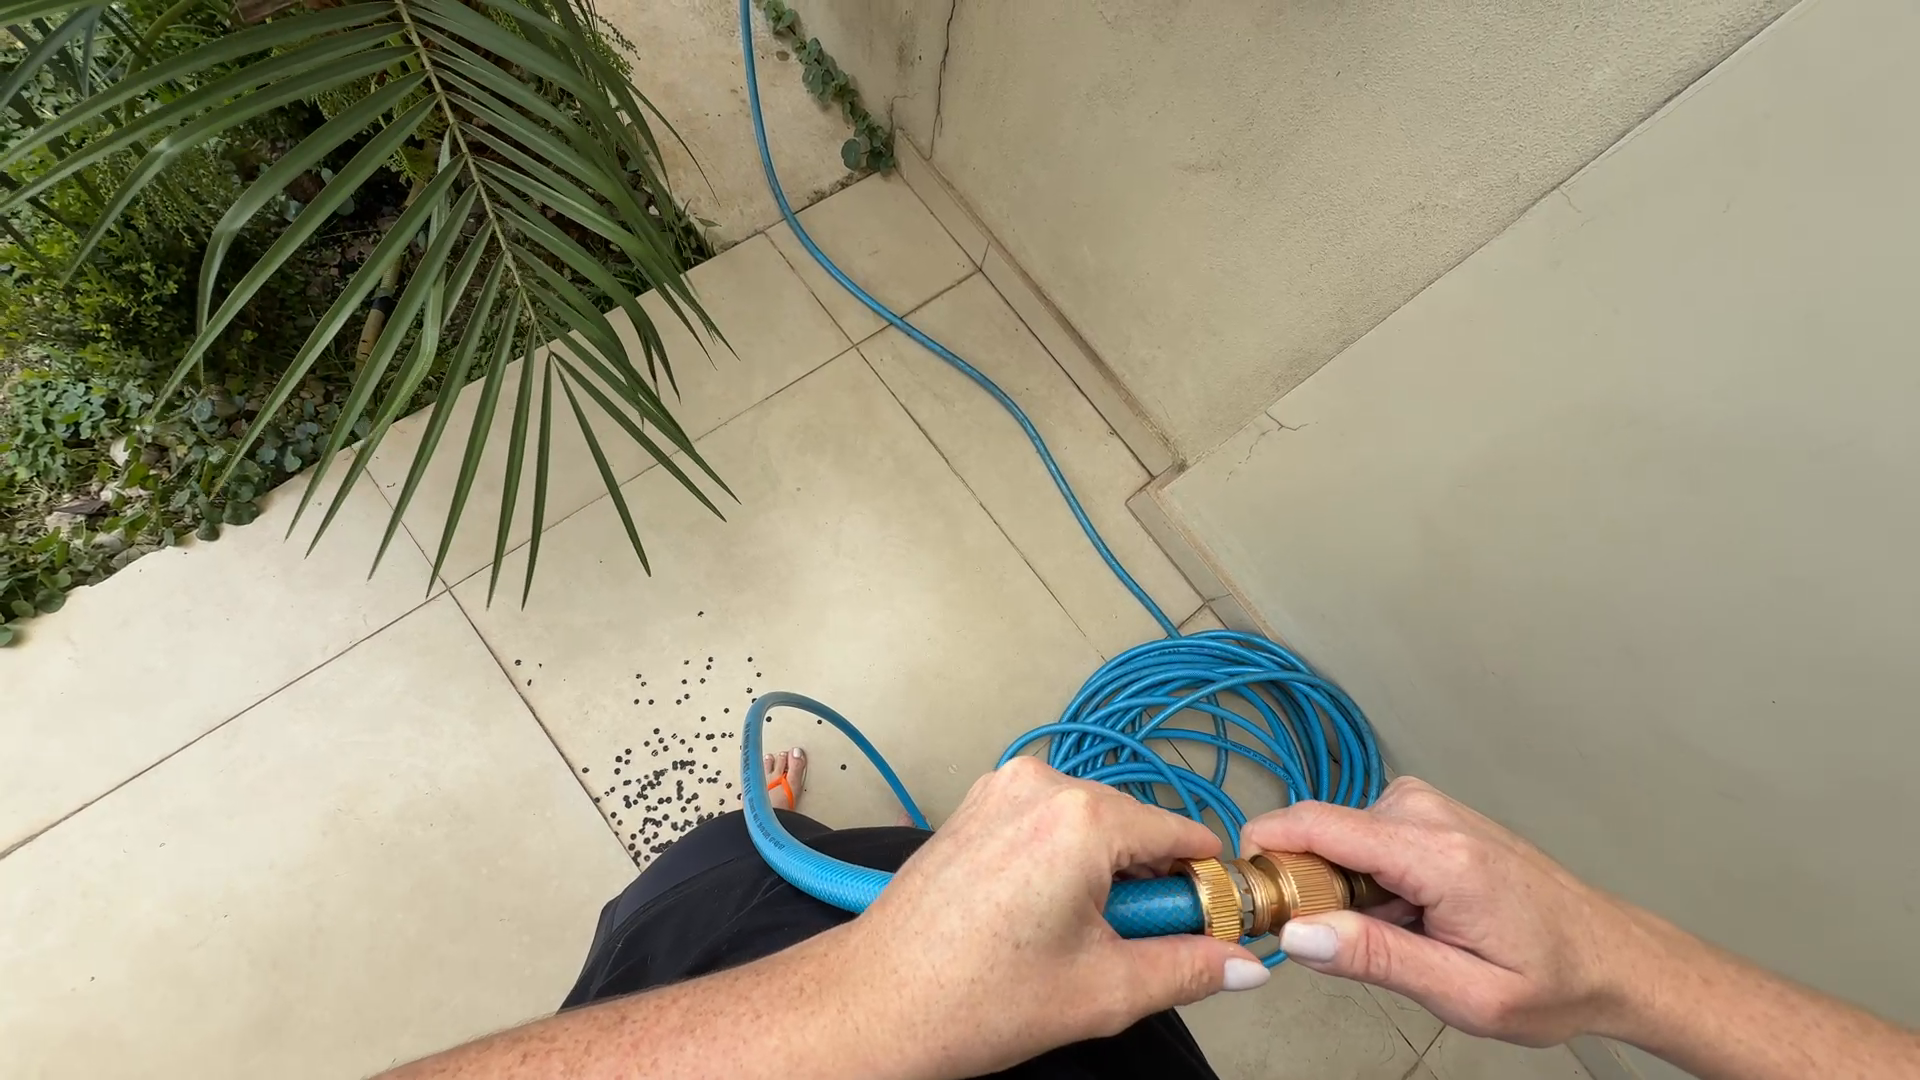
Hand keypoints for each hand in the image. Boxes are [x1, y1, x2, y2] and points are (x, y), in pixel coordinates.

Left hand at [843, 757, 1269, 1078]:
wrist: (880, 996)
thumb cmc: (979, 995)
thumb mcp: (1103, 990)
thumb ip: (1188, 969)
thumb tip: (1245, 965)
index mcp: (1080, 817)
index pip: (1179, 831)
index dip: (1205, 879)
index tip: (1215, 917)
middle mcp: (1041, 781)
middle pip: (1132, 823)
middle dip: (1148, 878)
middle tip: (1134, 941)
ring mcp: (1002, 783)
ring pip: (1089, 819)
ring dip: (1104, 866)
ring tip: (1077, 929)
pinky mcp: (979, 798)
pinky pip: (1047, 815)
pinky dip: (1063, 851)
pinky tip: (1043, 904)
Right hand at [1242, 776, 1646, 1045]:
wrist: (1617, 954)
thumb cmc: (1551, 982)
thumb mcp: (1467, 995)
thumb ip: (1377, 960)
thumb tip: (1295, 934)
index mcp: (1436, 853)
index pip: (1317, 824)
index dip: (1265, 847)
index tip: (1247, 890)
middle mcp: (1423, 809)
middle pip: (1320, 830)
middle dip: (1310, 881)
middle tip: (1343, 940)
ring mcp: (1422, 800)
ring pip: (1335, 832)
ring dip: (1340, 880)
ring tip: (1393, 926)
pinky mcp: (1420, 803)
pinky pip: (1358, 829)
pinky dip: (1360, 867)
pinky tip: (1403, 902)